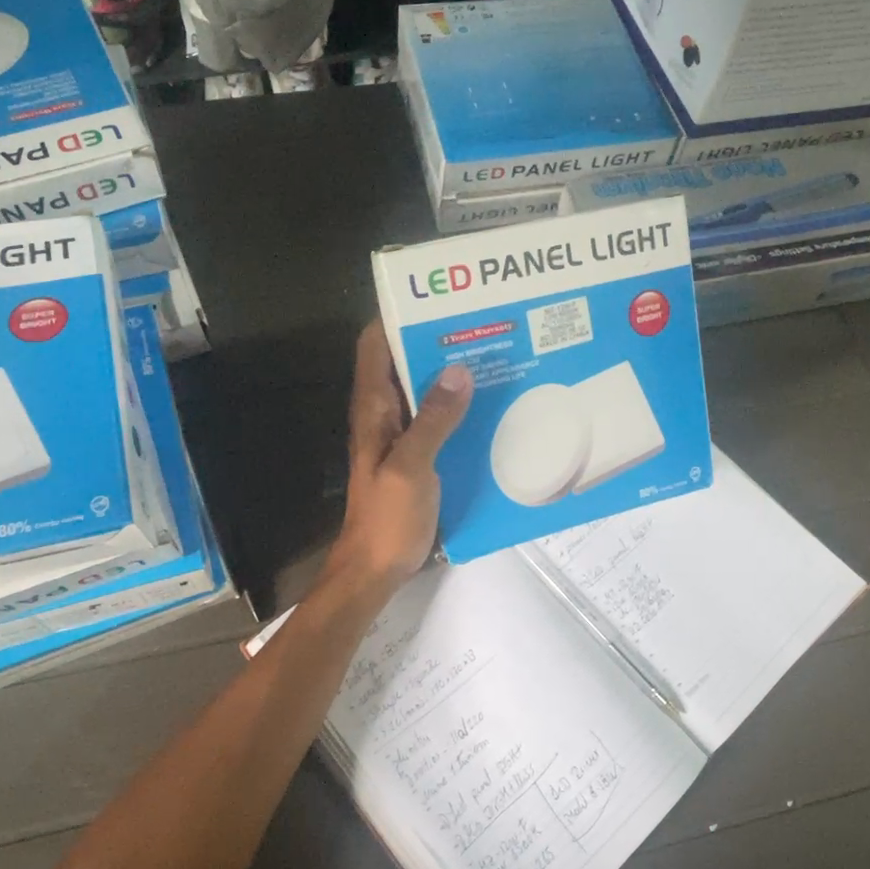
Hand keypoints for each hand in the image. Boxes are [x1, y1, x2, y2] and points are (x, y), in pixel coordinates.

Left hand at [328, 320, 472, 587]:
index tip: (438, 299)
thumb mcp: (412, 467)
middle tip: (482, 324)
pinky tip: (490, 407)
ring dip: (450, 374)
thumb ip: (434, 419)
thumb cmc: (387, 517)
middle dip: (435, 341)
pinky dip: (457, 408)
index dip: (398, 315)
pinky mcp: (415, 456)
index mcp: (374, 408)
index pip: (375, 344)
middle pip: (403, 361)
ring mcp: (398, 435)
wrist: (375, 568)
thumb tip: (459, 369)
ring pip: (422, 390)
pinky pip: (435, 420)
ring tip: (495, 355)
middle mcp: (383, 413)